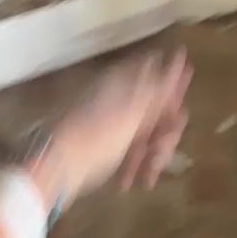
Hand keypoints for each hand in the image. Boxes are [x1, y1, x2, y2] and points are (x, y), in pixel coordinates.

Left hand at [26, 50, 190, 204]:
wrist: (57, 165)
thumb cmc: (99, 135)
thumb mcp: (134, 109)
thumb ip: (159, 84)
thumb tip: (179, 56)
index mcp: (126, 80)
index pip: (160, 77)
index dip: (174, 97)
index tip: (177, 118)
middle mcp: (120, 94)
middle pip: (156, 108)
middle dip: (164, 134)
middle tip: (159, 155)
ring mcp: (112, 118)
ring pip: (145, 131)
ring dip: (152, 154)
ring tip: (147, 177)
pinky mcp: (104, 141)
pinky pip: (130, 146)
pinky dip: (136, 162)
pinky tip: (134, 181)